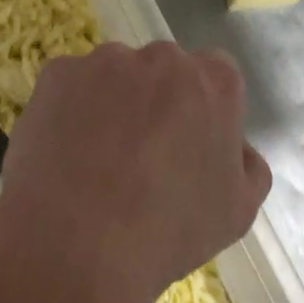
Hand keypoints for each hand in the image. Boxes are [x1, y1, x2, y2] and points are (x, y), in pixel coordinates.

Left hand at [0, 42, 270, 302]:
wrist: (75, 243)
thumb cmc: (166, 233)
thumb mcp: (238, 212)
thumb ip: (247, 165)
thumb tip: (233, 144)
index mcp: (215, 84)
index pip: (215, 77)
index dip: (198, 112)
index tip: (183, 147)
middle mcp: (162, 59)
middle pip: (161, 71)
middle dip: (153, 103)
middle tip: (138, 156)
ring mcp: (104, 63)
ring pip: (111, 76)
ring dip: (108, 103)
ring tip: (93, 160)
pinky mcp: (57, 74)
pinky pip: (68, 87)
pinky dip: (67, 111)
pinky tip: (62, 153)